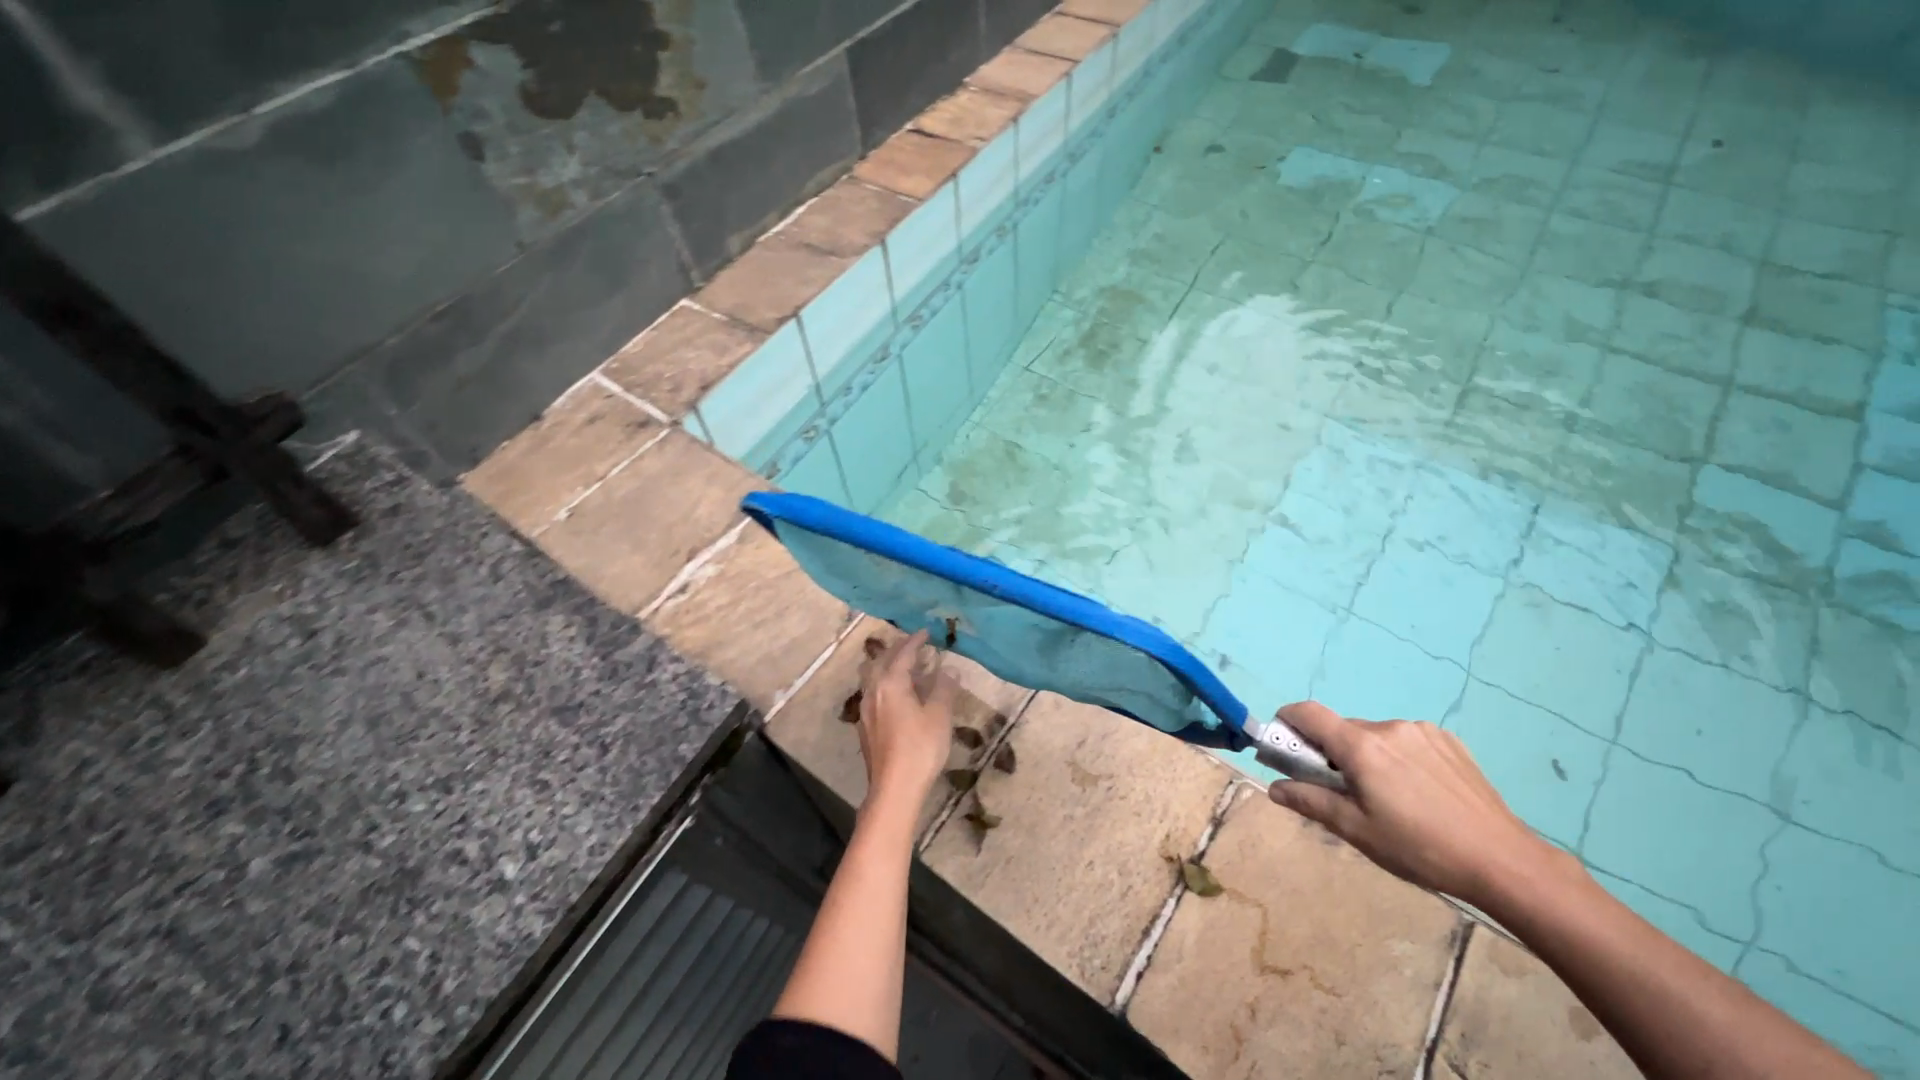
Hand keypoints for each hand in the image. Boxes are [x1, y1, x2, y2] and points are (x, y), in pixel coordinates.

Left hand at [856, 631, 955, 813]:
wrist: (894, 787)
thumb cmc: (920, 747)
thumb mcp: (939, 715)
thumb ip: (944, 688)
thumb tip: (950, 669)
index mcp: (890, 683)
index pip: (903, 654)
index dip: (915, 641)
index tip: (926, 632)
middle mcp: (873, 692)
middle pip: (882, 662)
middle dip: (898, 651)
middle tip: (915, 647)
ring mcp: (866, 711)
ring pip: (874, 679)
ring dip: (890, 669)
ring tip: (909, 671)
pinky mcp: (866, 728)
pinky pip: (875, 695)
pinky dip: (887, 687)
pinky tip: (900, 698)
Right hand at [1265, 702, 1568, 905]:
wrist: (1502, 859)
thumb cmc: (1419, 848)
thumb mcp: (1357, 831)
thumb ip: (1312, 802)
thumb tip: (1276, 787)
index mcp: (1362, 747)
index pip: (1308, 713)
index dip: (1286, 721)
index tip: (1281, 745)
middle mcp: (1389, 728)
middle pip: (1343, 730)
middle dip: (1330, 754)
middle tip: (1338, 793)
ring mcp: (1423, 732)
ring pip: (1375, 737)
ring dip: (1365, 758)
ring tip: (1385, 800)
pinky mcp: (1449, 742)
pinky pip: (1405, 742)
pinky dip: (1396, 760)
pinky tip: (1416, 794)